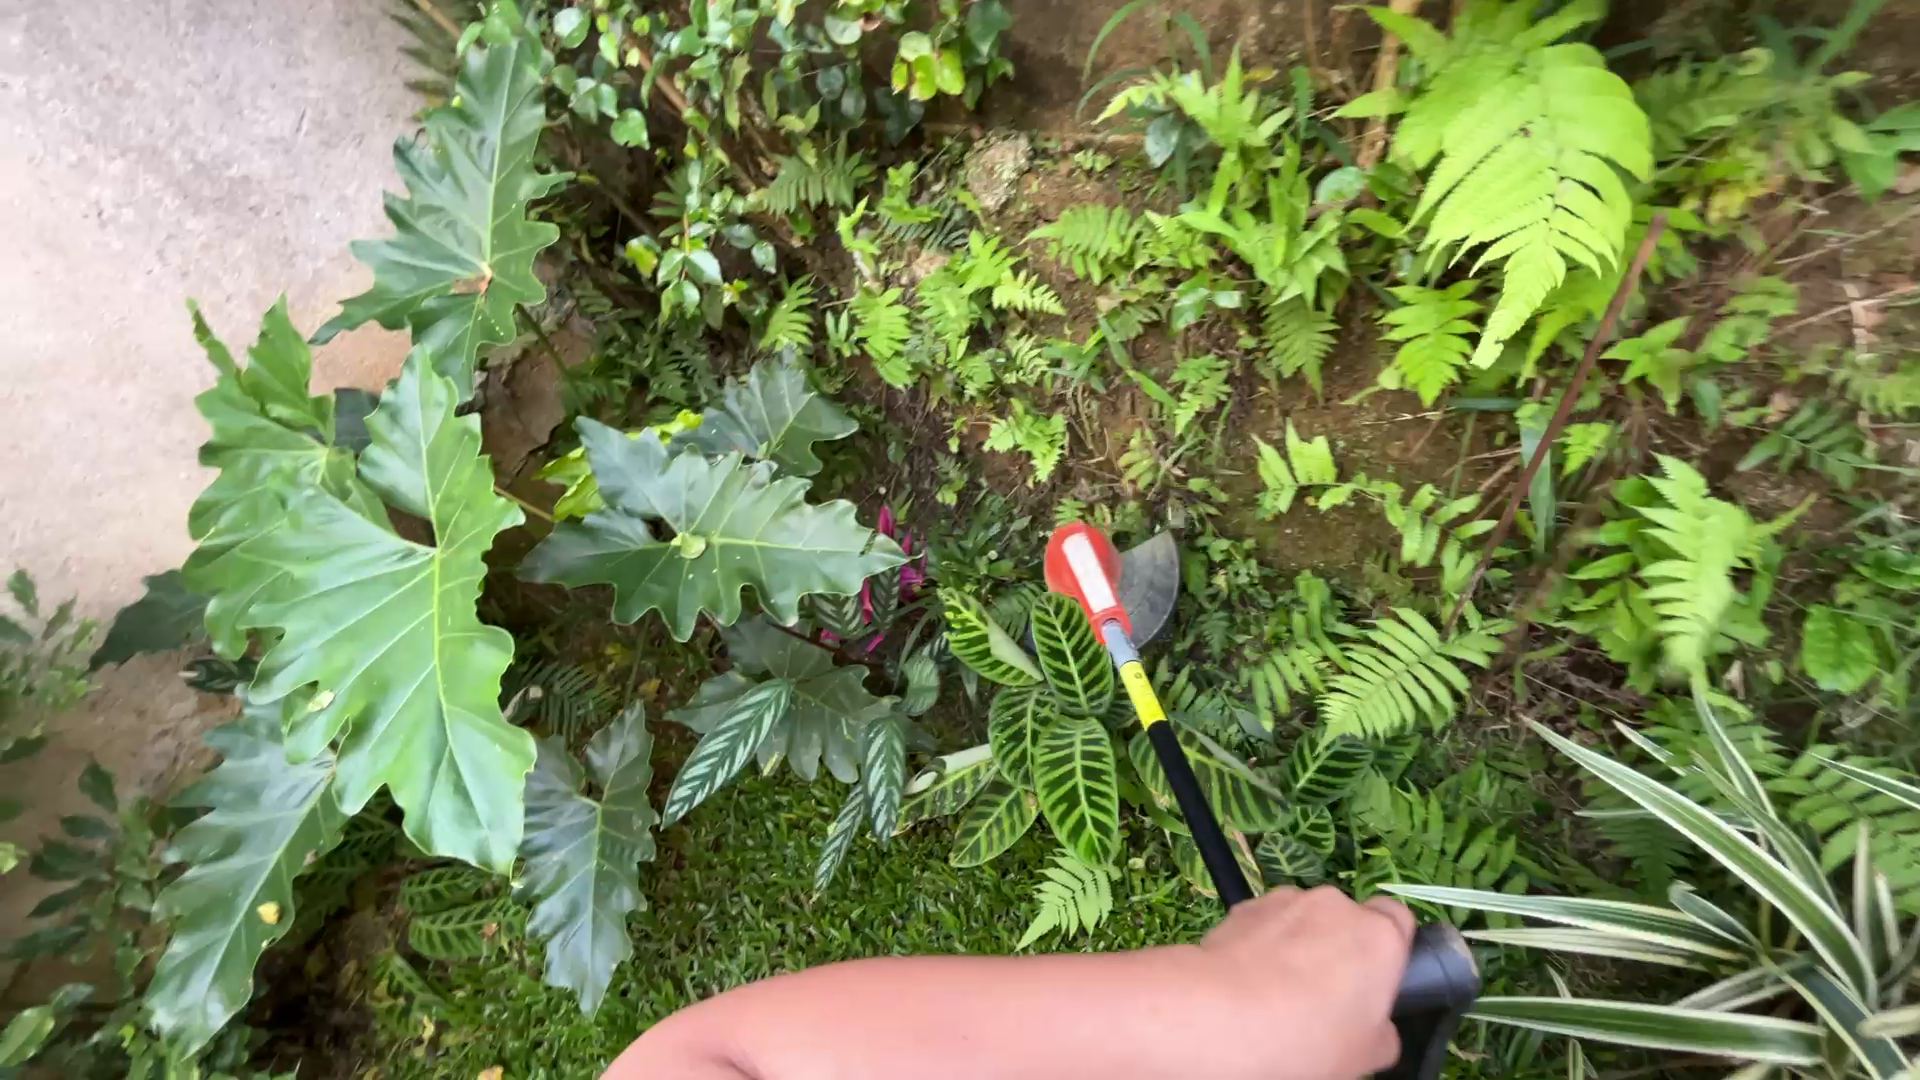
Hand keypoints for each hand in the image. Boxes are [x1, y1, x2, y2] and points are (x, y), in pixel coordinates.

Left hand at [1191, 886, 1414, 1079]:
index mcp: (1376, 935)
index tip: (1378, 975)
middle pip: (1344, 918)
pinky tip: (1250, 977)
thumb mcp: (1370, 1054)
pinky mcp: (1244, 904)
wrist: (1227, 1011)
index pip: (1396, 917)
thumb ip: (1380, 1027)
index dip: (1390, 944)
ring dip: (1299, 941)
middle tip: (1327, 994)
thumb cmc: (1312, 1036)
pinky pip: (1266, 921)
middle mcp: (1332, 904)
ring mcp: (1284, 899)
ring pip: (1302, 917)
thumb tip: (1371, 1021)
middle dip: (1339, 946)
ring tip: (1280, 988)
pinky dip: (1263, 941)